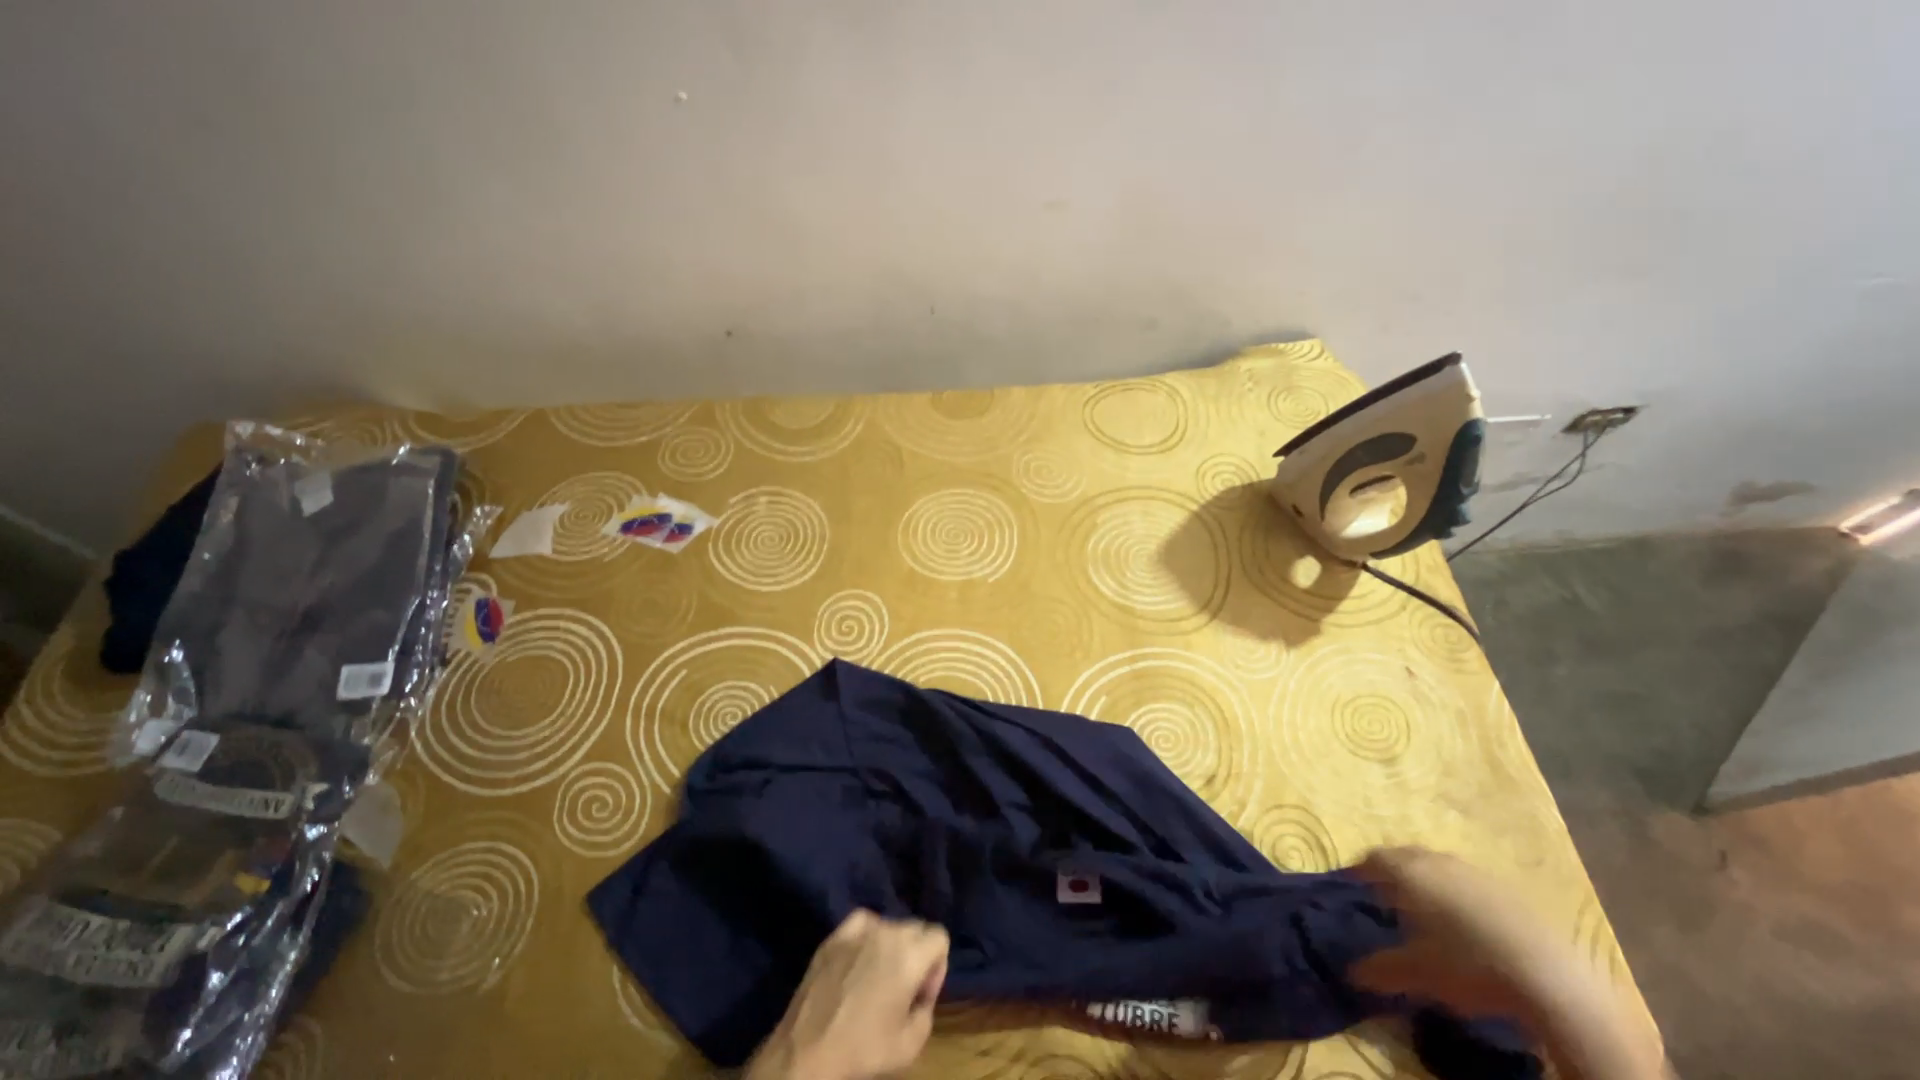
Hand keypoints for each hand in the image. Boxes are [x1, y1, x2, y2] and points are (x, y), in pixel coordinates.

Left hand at [745, 909, 948, 1079]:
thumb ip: (928, 1008)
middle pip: (916, 929)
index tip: (922, 993)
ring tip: (879, 975)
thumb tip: (921, 992)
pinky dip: (868, 935)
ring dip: (893, 945)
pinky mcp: (833, 937)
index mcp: (910, 956)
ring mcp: (857, 932)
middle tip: (904, 988)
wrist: (807, 1053)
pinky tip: (860, 957)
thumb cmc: (863, 1050)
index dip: (937, 965)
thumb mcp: (912, 1043)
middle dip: (918, 954)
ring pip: (889, 925)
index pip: (940, 936)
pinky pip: (863, 922)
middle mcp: (886, 933)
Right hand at [1351, 845, 1581, 1017]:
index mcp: (1411, 874)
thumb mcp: (1417, 973)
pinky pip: (1470, 881)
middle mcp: (1441, 862)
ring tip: (1424, 905)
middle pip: (1408, 856)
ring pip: (1441, 866)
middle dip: (1393, 870)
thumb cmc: (1469, 966)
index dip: (1361, 870)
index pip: (1375, 859)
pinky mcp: (1511, 889)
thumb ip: (1380, 969)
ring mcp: (1478, 872)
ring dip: (1427, 878)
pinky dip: (1458, 891)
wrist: (1549, 975)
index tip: (1354, 883)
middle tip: (1385, 892)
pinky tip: (1466, 919)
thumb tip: (1353, 973)